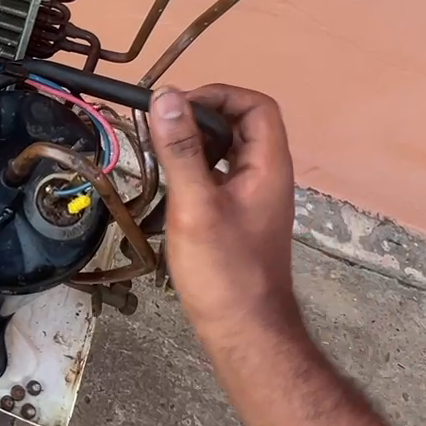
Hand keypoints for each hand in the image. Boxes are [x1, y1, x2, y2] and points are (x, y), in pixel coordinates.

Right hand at [148, 85, 300, 339]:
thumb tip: (166, 96)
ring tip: (157, 149)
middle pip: (241, 124)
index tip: (177, 106)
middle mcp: (265, 176)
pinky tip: (167, 181)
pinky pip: (217, 175)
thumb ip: (180, 149)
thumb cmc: (223, 271)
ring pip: (227, 150)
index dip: (219, 95)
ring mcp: (252, 197)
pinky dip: (193, 167)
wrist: (243, 331)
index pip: (256, 106)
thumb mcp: (195, 204)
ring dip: (193, 141)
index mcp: (267, 166)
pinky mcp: (236, 216)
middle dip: (200, 115)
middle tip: (160, 126)